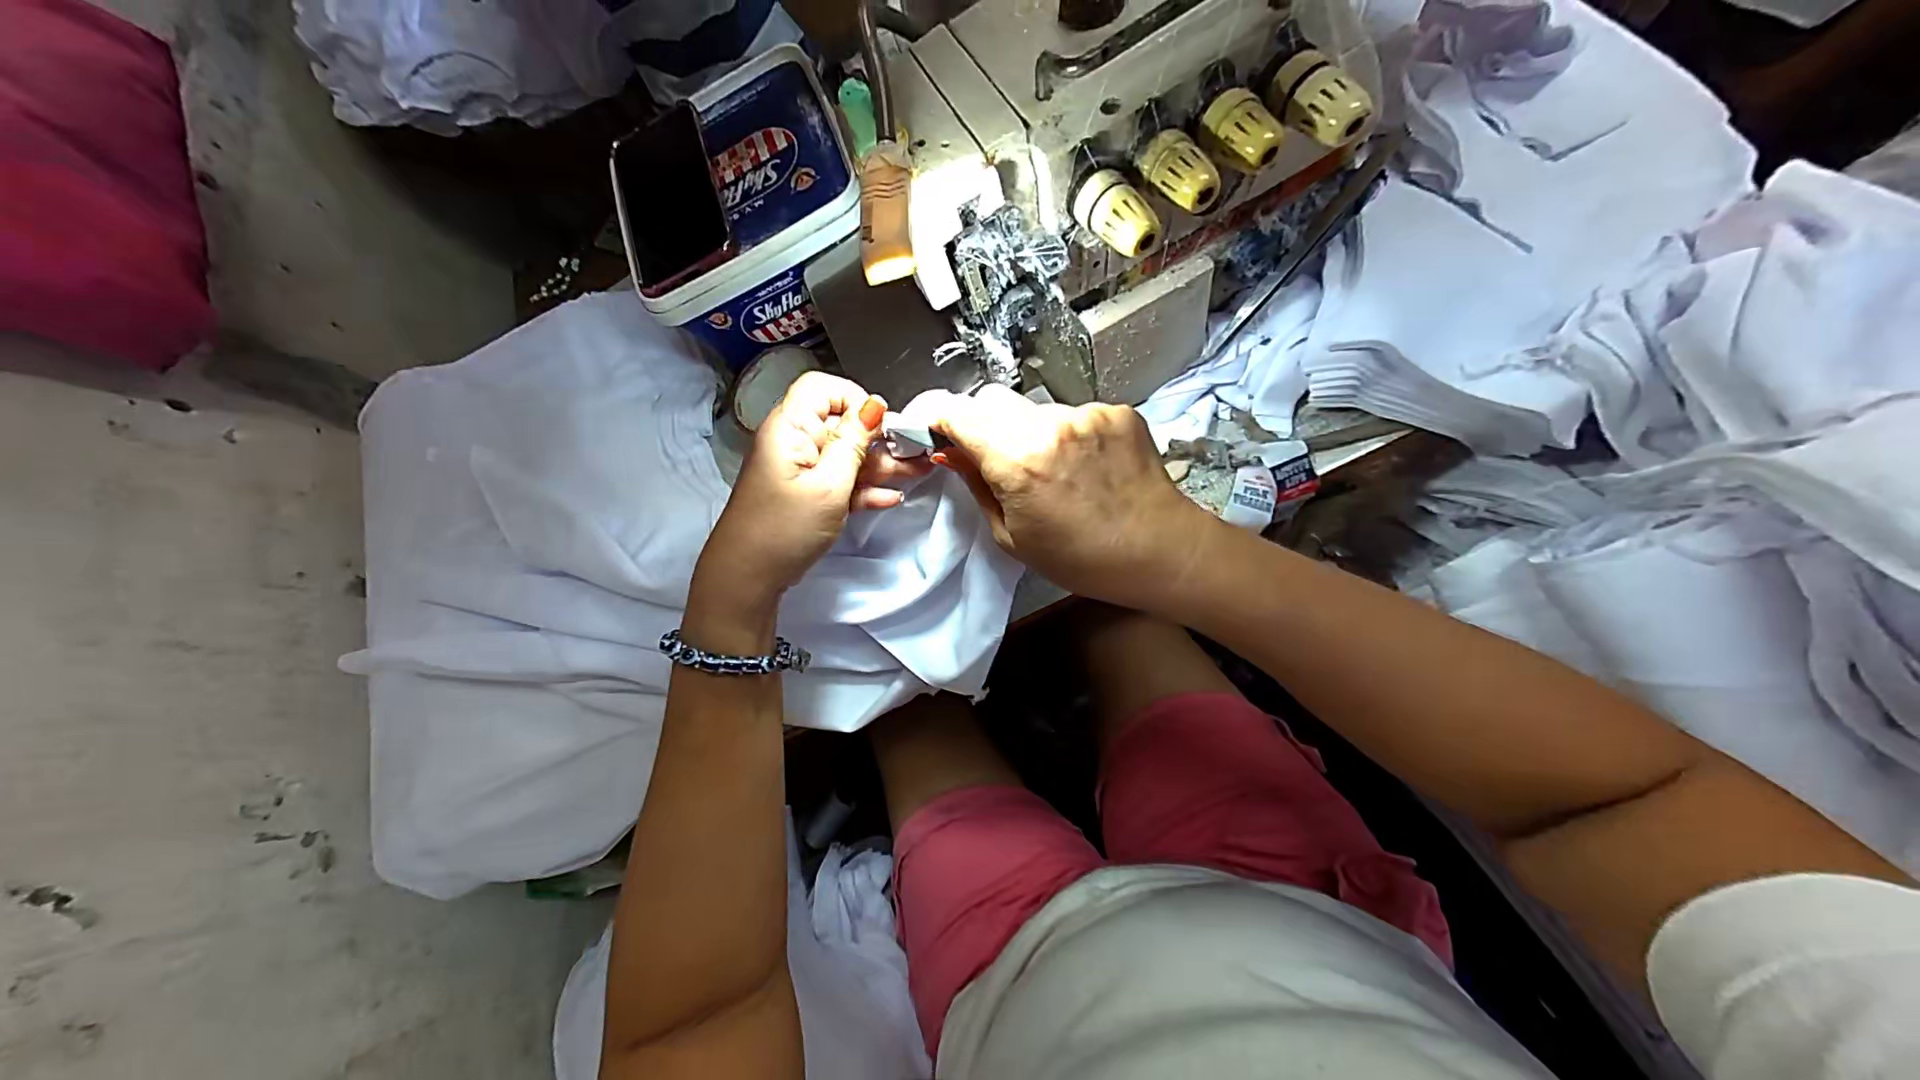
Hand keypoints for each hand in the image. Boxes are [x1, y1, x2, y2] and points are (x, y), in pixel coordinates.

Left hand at [694, 372, 931, 616]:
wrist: (749, 577)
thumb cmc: (782, 530)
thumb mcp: (828, 486)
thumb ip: (854, 444)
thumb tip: (875, 405)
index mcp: (791, 428)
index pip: (824, 388)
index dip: (856, 399)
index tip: (882, 426)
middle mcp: (795, 441)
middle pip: (842, 424)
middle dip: (879, 437)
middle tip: (915, 453)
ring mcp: (801, 469)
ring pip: (846, 455)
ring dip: (880, 465)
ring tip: (918, 472)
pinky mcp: (807, 493)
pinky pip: (840, 480)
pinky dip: (863, 487)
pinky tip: (890, 497)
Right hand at [918, 385, 1222, 611]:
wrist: (1160, 551)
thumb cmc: (1083, 558)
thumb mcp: (1012, 535)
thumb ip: (976, 484)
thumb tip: (950, 453)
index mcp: (1019, 460)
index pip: (957, 412)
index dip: (936, 418)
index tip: (933, 432)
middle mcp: (1051, 425)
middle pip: (991, 399)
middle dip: (980, 424)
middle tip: (989, 457)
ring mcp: (1087, 413)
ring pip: (1033, 407)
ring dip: (1026, 430)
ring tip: (1048, 470)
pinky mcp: (1114, 411)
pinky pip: (1071, 413)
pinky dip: (1064, 434)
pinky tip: (1081, 465)